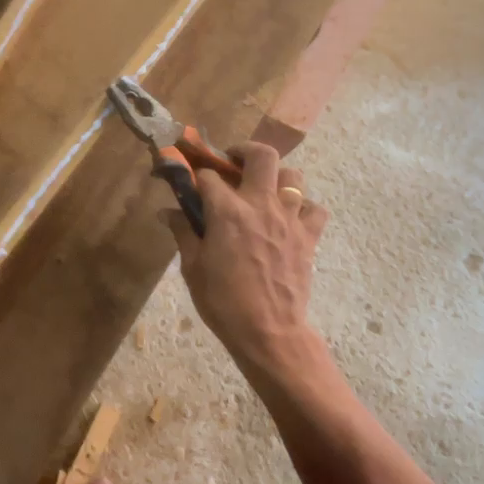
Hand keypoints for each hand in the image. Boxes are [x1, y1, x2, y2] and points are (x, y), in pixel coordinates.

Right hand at [162, 141, 327, 369]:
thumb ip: (183, 233)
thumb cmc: (222, 301)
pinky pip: (314, 208)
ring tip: (264, 190)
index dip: (198, 174)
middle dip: (244, 151)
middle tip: (233, 162)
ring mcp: (290, 219)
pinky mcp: (310, 237)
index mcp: (227, 211)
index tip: (191, 179)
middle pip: (262, 155)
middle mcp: (261, 205)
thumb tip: (169, 211)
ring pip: (293, 176)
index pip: (210, 176)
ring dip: (277, 177)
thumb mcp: (193, 268)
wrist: (269, 331)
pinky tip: (290, 219)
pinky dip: (304, 207)